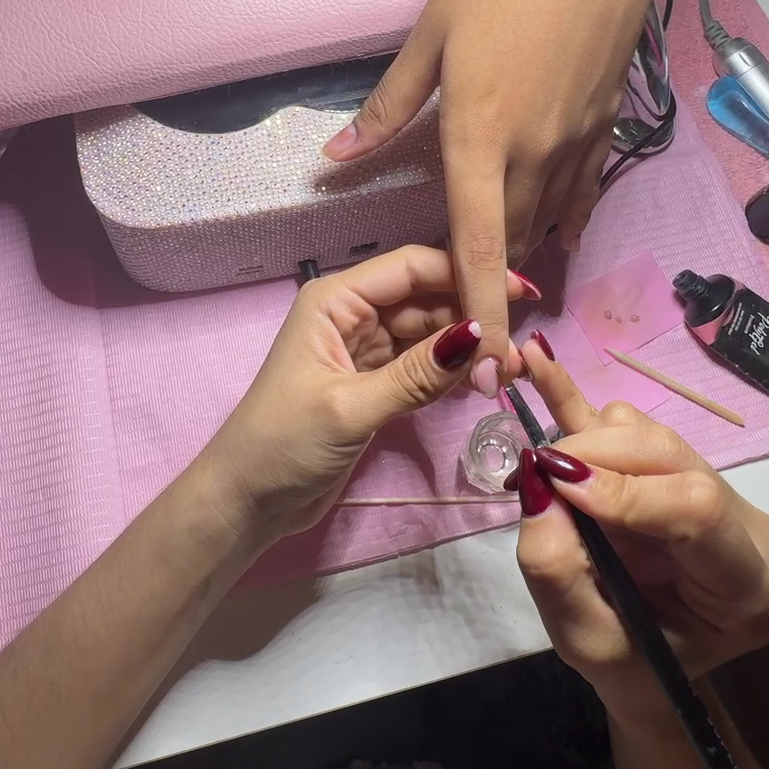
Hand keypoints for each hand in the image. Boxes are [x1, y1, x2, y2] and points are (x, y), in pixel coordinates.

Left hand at [196, 246, 536, 540]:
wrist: (248, 500)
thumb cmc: (283, 444)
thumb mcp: (350, 407)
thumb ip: (415, 375)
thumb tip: (480, 338)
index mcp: (335, 300)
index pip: (411, 268)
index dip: (465, 275)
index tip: (520, 294)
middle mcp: (352, 313)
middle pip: (425, 298)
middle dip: (473, 318)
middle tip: (520, 351)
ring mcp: (365, 347)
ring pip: (429, 332)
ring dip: (469, 348)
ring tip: (514, 370)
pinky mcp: (375, 381)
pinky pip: (422, 364)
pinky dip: (451, 371)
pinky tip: (485, 381)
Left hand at [322, 0, 674, 390]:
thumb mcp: (430, 37)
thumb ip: (387, 108)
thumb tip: (336, 156)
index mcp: (480, 138)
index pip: (477, 248)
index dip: (478, 313)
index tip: (484, 364)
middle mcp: (536, 153)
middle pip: (511, 241)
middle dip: (492, 286)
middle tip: (471, 316)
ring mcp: (580, 138)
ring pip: (547, 218)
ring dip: (523, 253)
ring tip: (507, 285)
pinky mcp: (608, 118)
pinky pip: (583, 189)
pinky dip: (563, 218)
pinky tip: (557, 234)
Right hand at [511, 339, 768, 720]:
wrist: (648, 665)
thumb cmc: (629, 665)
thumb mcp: (587, 642)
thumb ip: (559, 571)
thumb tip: (539, 483)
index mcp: (747, 587)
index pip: (696, 507)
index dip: (622, 487)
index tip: (557, 484)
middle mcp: (746, 526)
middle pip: (668, 454)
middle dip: (590, 453)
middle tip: (538, 474)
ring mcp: (714, 487)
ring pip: (644, 432)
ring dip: (585, 442)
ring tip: (548, 474)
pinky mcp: (674, 466)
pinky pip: (626, 420)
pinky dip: (576, 395)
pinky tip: (538, 360)